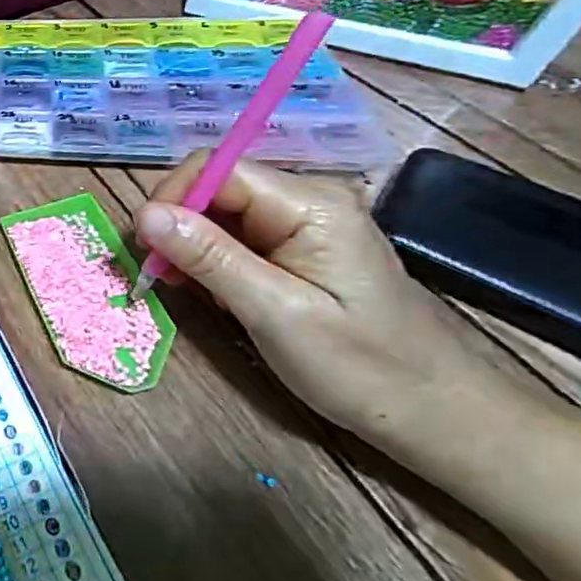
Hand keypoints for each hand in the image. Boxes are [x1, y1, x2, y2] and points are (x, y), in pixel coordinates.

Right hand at [133, 152, 538, 445]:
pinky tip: (206, 289)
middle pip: (216, 185)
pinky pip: (236, 234)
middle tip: (157, 274)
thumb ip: (210, 258)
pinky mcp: (297, 246)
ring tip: (179, 286)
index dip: (172, 196)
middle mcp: (306, 198)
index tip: (144, 246)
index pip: (218, 168)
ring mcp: (303, 221)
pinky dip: (210, 258)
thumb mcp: (275, 313)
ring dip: (189, 243)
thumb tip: (145, 214)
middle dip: (176, 222)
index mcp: (310, 203)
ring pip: (221, 211)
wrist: (436, 412)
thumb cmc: (361, 367)